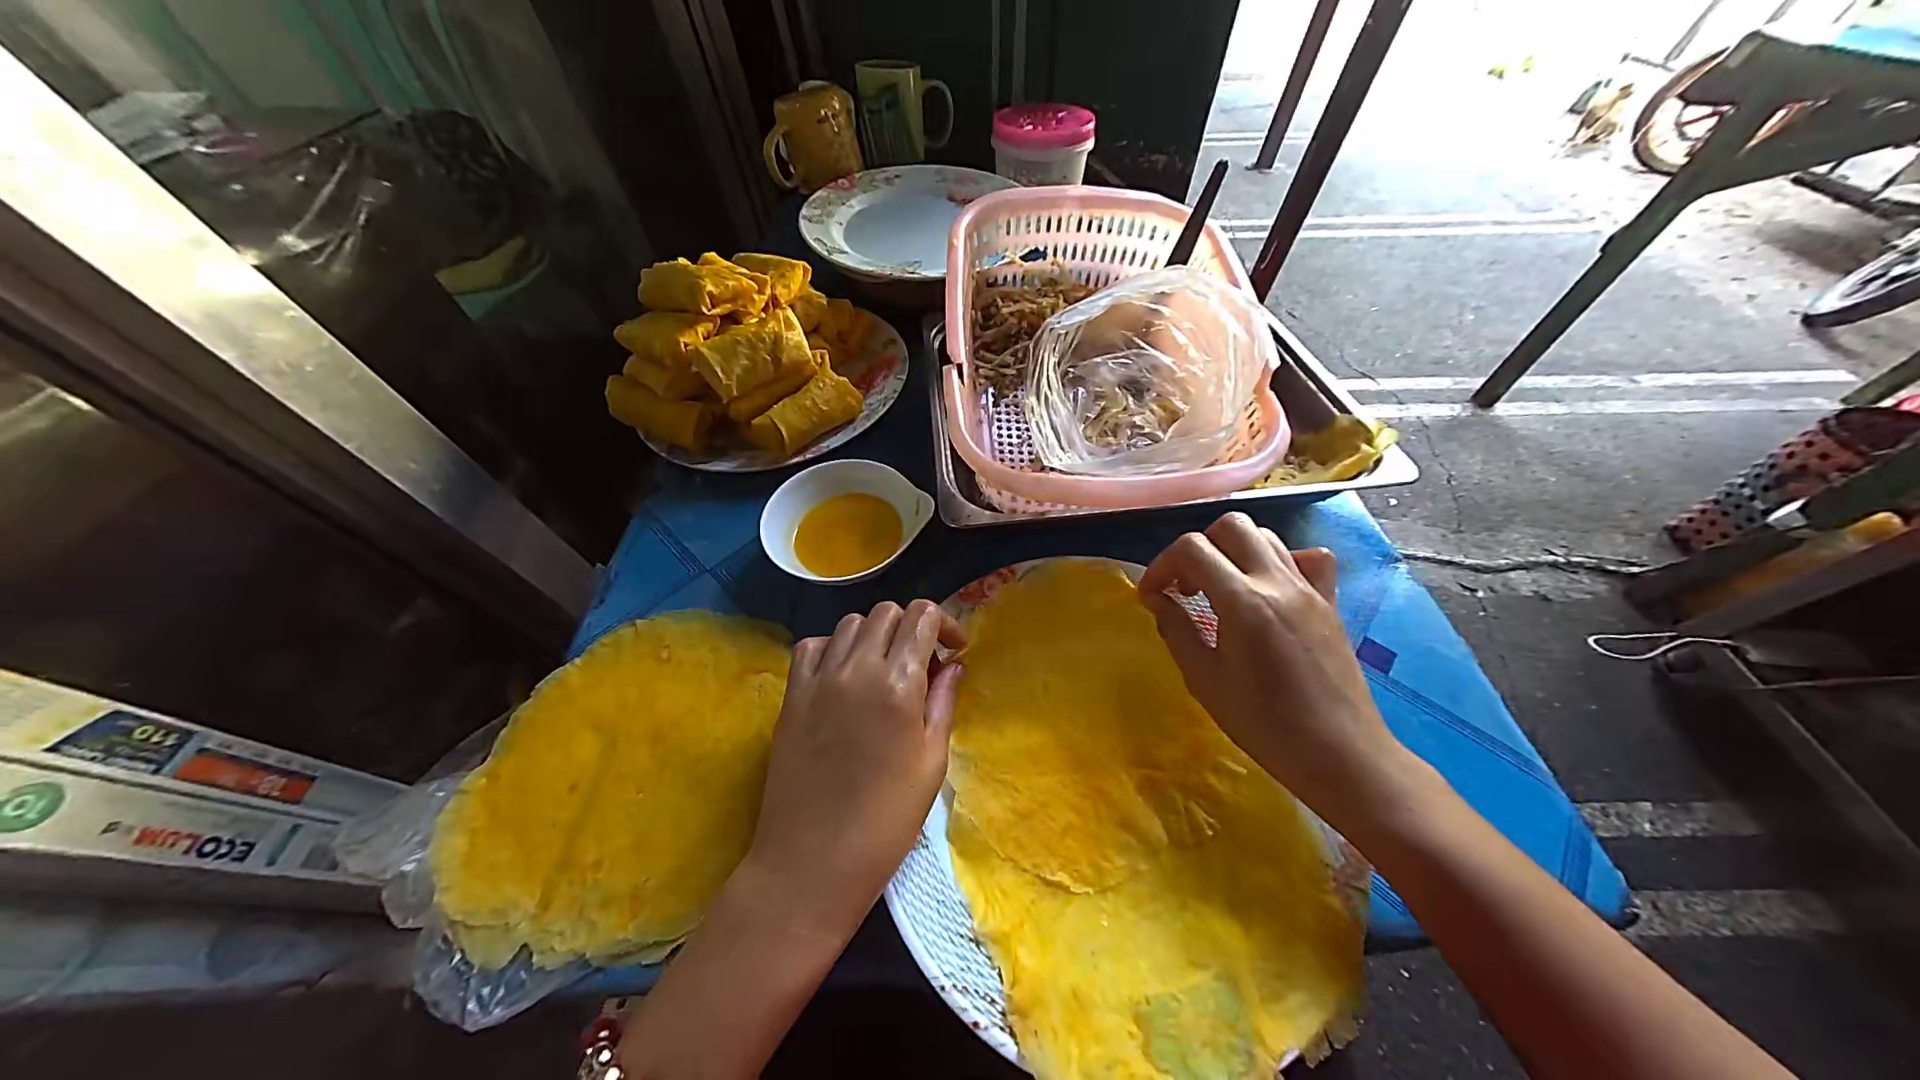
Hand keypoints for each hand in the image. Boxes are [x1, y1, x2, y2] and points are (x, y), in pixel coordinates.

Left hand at [744, 600, 966, 936]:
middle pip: (886, 613)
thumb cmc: (887, 821)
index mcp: (898, 683)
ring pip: (849, 624)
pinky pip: (812, 647)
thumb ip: (943, 703)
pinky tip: (844, 675)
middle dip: (912, 627)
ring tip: (884, 670)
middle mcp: (856, 668)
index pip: (922, 616)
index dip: (945, 624)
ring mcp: (817, 679)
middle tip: (923, 664)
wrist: (813, 861)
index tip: (953, 650)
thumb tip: (952, 666)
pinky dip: (833, 648)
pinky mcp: (791, 695)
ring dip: (875, 635)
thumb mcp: (932, 763)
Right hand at [1138, 512, 1409, 825]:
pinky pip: (1307, 559)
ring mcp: (1309, 589)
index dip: (1161, 566)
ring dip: (1232, 552)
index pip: (1192, 549)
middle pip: (1230, 526)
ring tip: (1219, 590)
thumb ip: (1177, 630)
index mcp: (1243, 602)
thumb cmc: (1265, 725)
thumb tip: (1157, 599)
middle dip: (1197, 548)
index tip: (1152, 596)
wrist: (1340, 754)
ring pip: (1266, 536)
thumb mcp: (1205, 680)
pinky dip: (1279, 561)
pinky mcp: (1329, 603)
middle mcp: (1278, 582)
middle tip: (1186, 588)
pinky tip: (1267, 590)